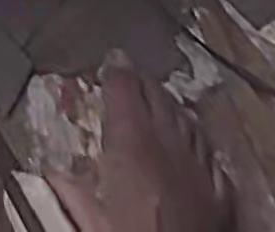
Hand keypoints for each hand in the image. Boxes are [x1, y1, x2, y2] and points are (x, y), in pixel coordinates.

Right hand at [47, 52, 233, 231]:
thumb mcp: (86, 218)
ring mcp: (203, 175)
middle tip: (129, 72)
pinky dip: (195, 142)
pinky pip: (211, 157)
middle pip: (159, 99)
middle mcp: (170, 149)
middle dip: (143, 82)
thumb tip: (49, 171)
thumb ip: (65, 186)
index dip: (117, 70)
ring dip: (169, 107)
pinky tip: (189, 144)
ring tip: (156, 100)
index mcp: (132, 144)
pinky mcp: (225, 201)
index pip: (125, 89)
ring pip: (188, 123)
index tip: (112, 58)